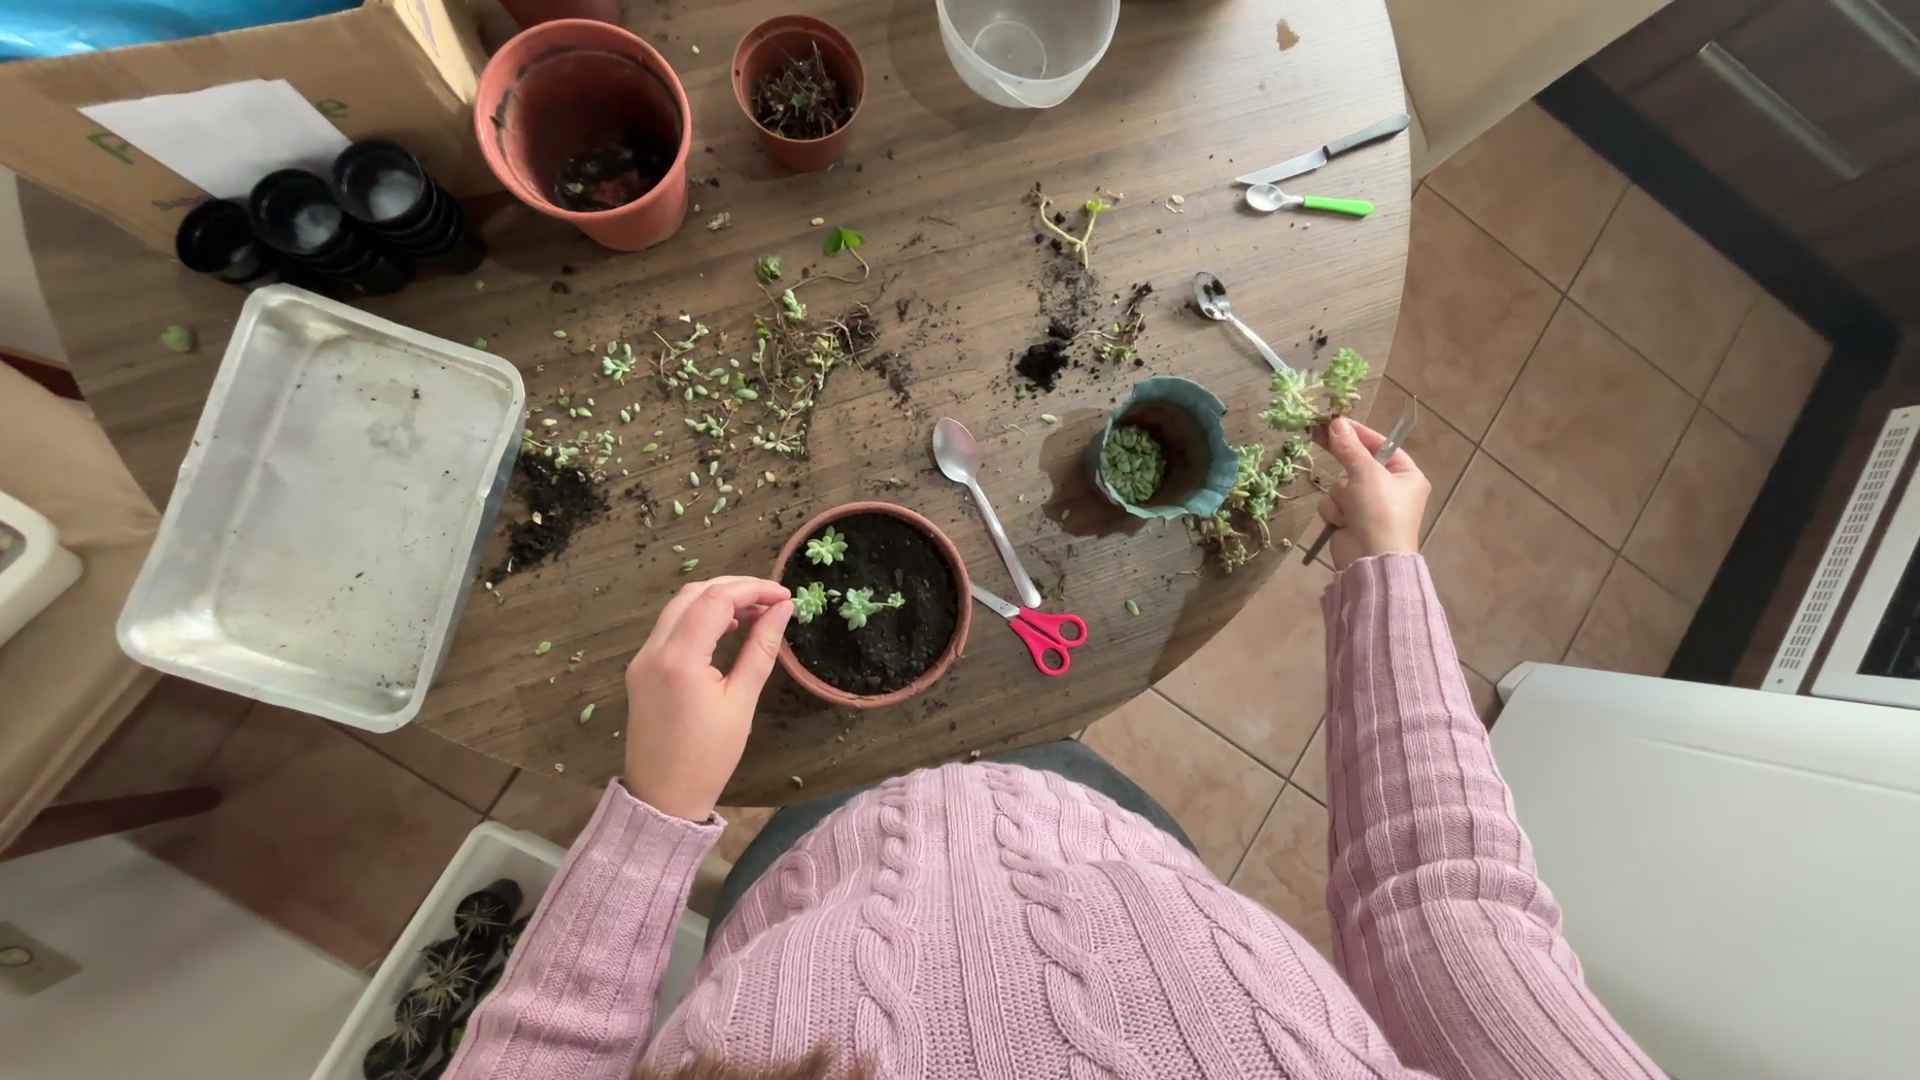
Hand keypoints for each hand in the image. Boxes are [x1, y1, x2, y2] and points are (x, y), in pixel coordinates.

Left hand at [622, 576, 793, 821]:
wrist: (663, 797)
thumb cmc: (709, 756)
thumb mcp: (742, 701)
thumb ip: (762, 649)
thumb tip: (783, 610)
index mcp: (679, 659)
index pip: (716, 600)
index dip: (753, 589)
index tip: (785, 596)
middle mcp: (653, 650)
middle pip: (694, 593)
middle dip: (736, 587)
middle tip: (773, 599)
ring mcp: (642, 658)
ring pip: (680, 605)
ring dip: (717, 598)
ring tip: (756, 612)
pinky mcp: (641, 667)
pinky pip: (671, 625)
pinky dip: (700, 616)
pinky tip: (727, 627)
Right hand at [1316, 416, 1429, 570]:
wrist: (1370, 557)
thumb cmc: (1379, 512)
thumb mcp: (1366, 474)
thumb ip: (1349, 448)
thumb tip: (1336, 423)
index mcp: (1406, 475)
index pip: (1381, 445)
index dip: (1359, 433)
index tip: (1336, 421)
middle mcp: (1390, 488)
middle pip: (1357, 464)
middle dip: (1346, 468)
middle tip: (1317, 436)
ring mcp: (1369, 505)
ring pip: (1341, 485)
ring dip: (1340, 496)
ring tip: (1350, 510)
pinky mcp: (1352, 520)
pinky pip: (1334, 503)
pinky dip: (1335, 511)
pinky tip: (1343, 522)